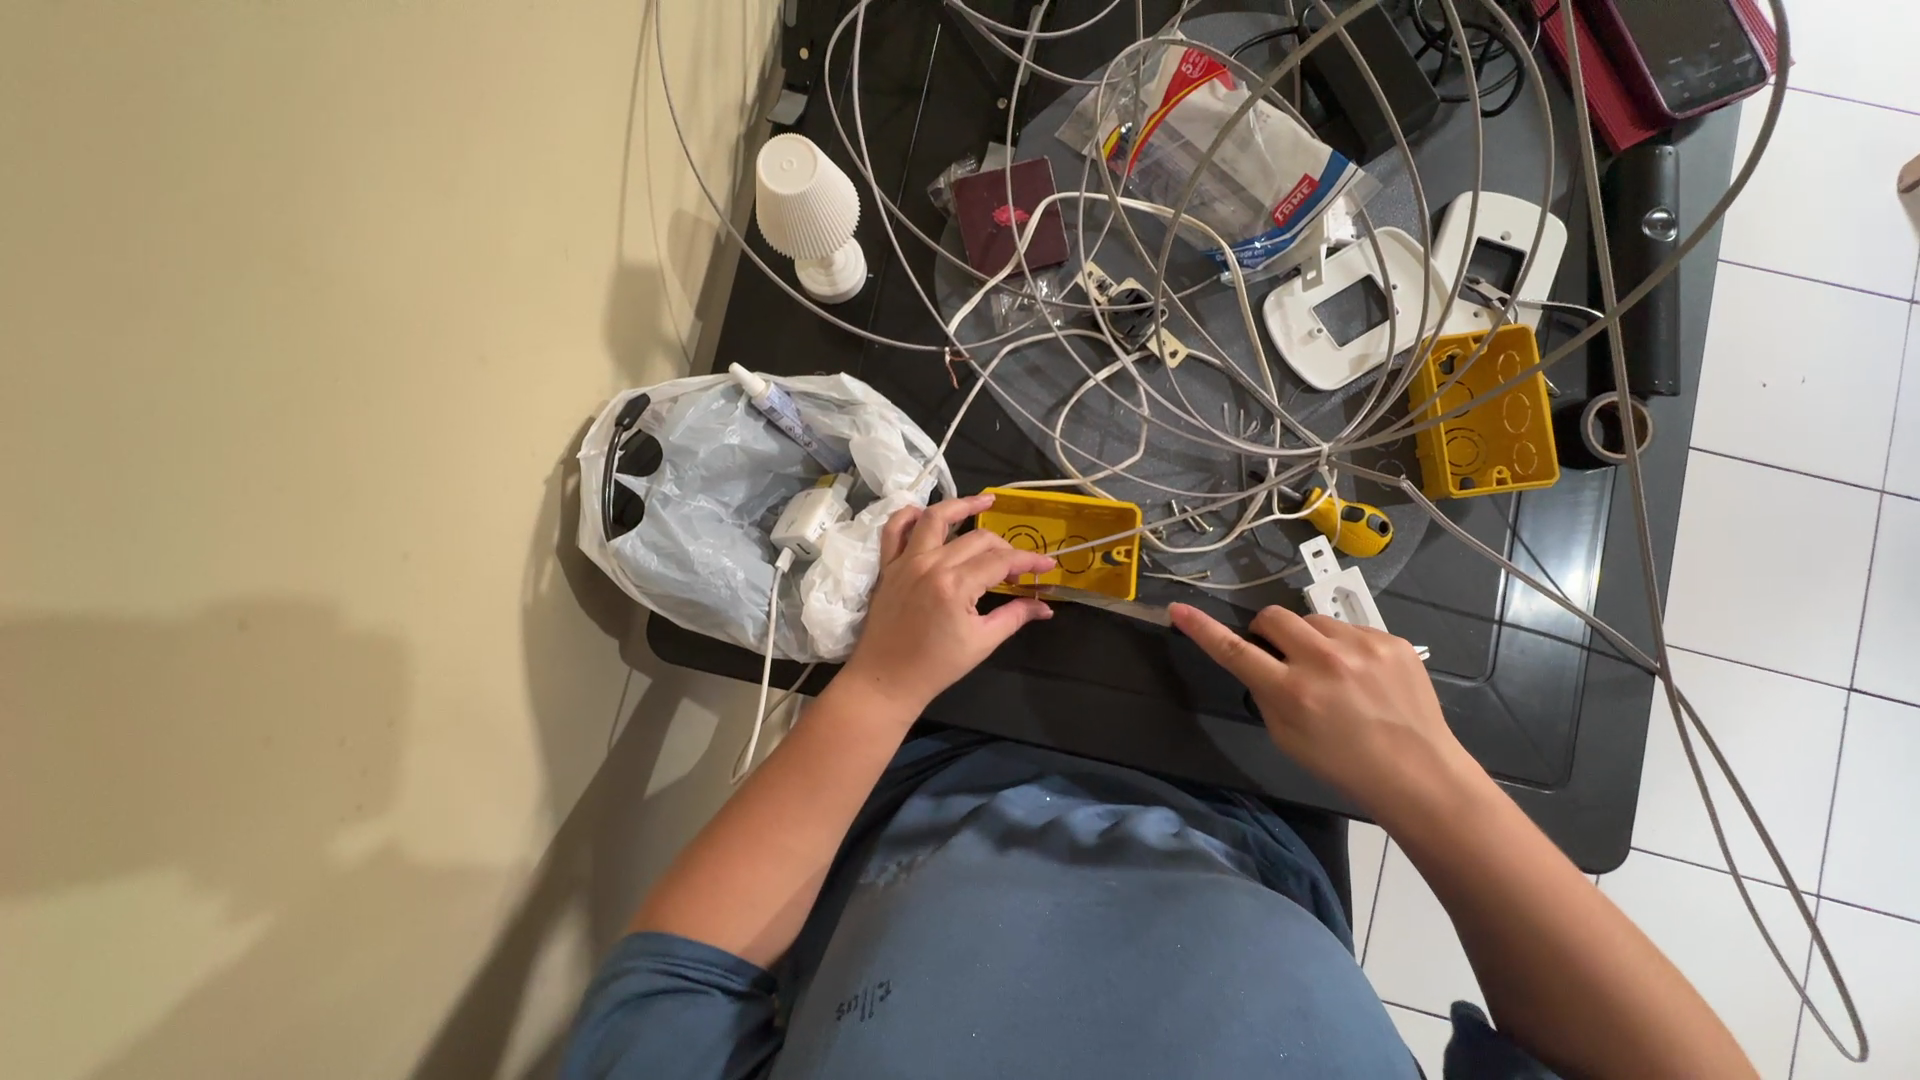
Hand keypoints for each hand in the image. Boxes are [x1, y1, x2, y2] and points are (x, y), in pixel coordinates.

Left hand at [839, 494, 1055, 717]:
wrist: (886, 680)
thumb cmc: (936, 667)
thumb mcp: (982, 642)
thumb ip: (1015, 616)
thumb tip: (1045, 606)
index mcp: (955, 585)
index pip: (1001, 561)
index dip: (1028, 561)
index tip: (1047, 566)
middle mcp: (930, 564)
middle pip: (976, 539)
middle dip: (1004, 546)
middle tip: (1017, 567)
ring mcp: (905, 562)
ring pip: (935, 518)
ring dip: (961, 506)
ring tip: (983, 501)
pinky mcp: (888, 566)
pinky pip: (894, 530)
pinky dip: (909, 516)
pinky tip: (927, 513)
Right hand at [1168, 603, 1475, 815]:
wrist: (1419, 774)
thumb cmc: (1343, 764)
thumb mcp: (1287, 738)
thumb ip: (1265, 695)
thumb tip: (1260, 662)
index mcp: (1292, 691)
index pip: (1234, 650)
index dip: (1202, 629)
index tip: (1179, 609)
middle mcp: (1323, 660)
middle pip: (1273, 617)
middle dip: (1268, 632)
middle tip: (1280, 657)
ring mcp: (1361, 646)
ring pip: (1313, 620)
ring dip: (1310, 639)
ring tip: (1333, 673)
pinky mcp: (1391, 640)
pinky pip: (1351, 629)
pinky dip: (1346, 647)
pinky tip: (1363, 677)